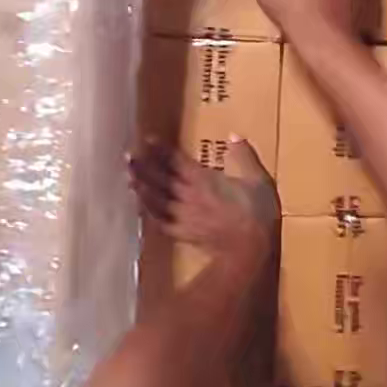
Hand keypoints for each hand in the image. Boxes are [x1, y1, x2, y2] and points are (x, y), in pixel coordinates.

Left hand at [128, 137, 277, 268]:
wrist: (248, 250)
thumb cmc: (256, 213)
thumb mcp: (258, 180)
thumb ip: (245, 156)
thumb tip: (234, 135)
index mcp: (203, 179)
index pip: (177, 160)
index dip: (161, 149)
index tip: (147, 139)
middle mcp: (187, 194)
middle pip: (161, 177)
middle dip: (144, 165)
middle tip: (128, 156)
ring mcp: (182, 214)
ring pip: (156, 197)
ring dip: (142, 186)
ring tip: (128, 177)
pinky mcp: (181, 232)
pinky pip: (160, 220)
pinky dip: (149, 212)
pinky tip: (140, 206)